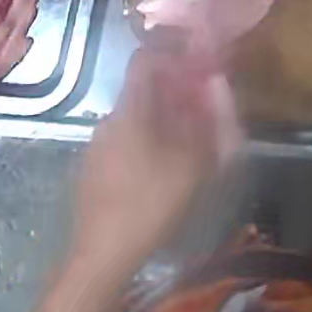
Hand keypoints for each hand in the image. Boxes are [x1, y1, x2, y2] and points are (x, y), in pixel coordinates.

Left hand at [69, 31, 240, 284]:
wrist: (100, 255)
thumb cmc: (149, 204)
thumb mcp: (191, 167)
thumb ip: (210, 126)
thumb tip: (219, 93)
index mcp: (129, 110)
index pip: (144, 60)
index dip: (171, 57)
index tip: (195, 69)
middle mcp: (109, 118)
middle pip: (141, 91)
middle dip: (172, 96)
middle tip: (201, 113)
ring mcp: (96, 144)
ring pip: (133, 119)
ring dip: (160, 123)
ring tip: (185, 148)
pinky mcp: (92, 168)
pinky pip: (122, 142)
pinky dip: (144, 145)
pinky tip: (159, 173)